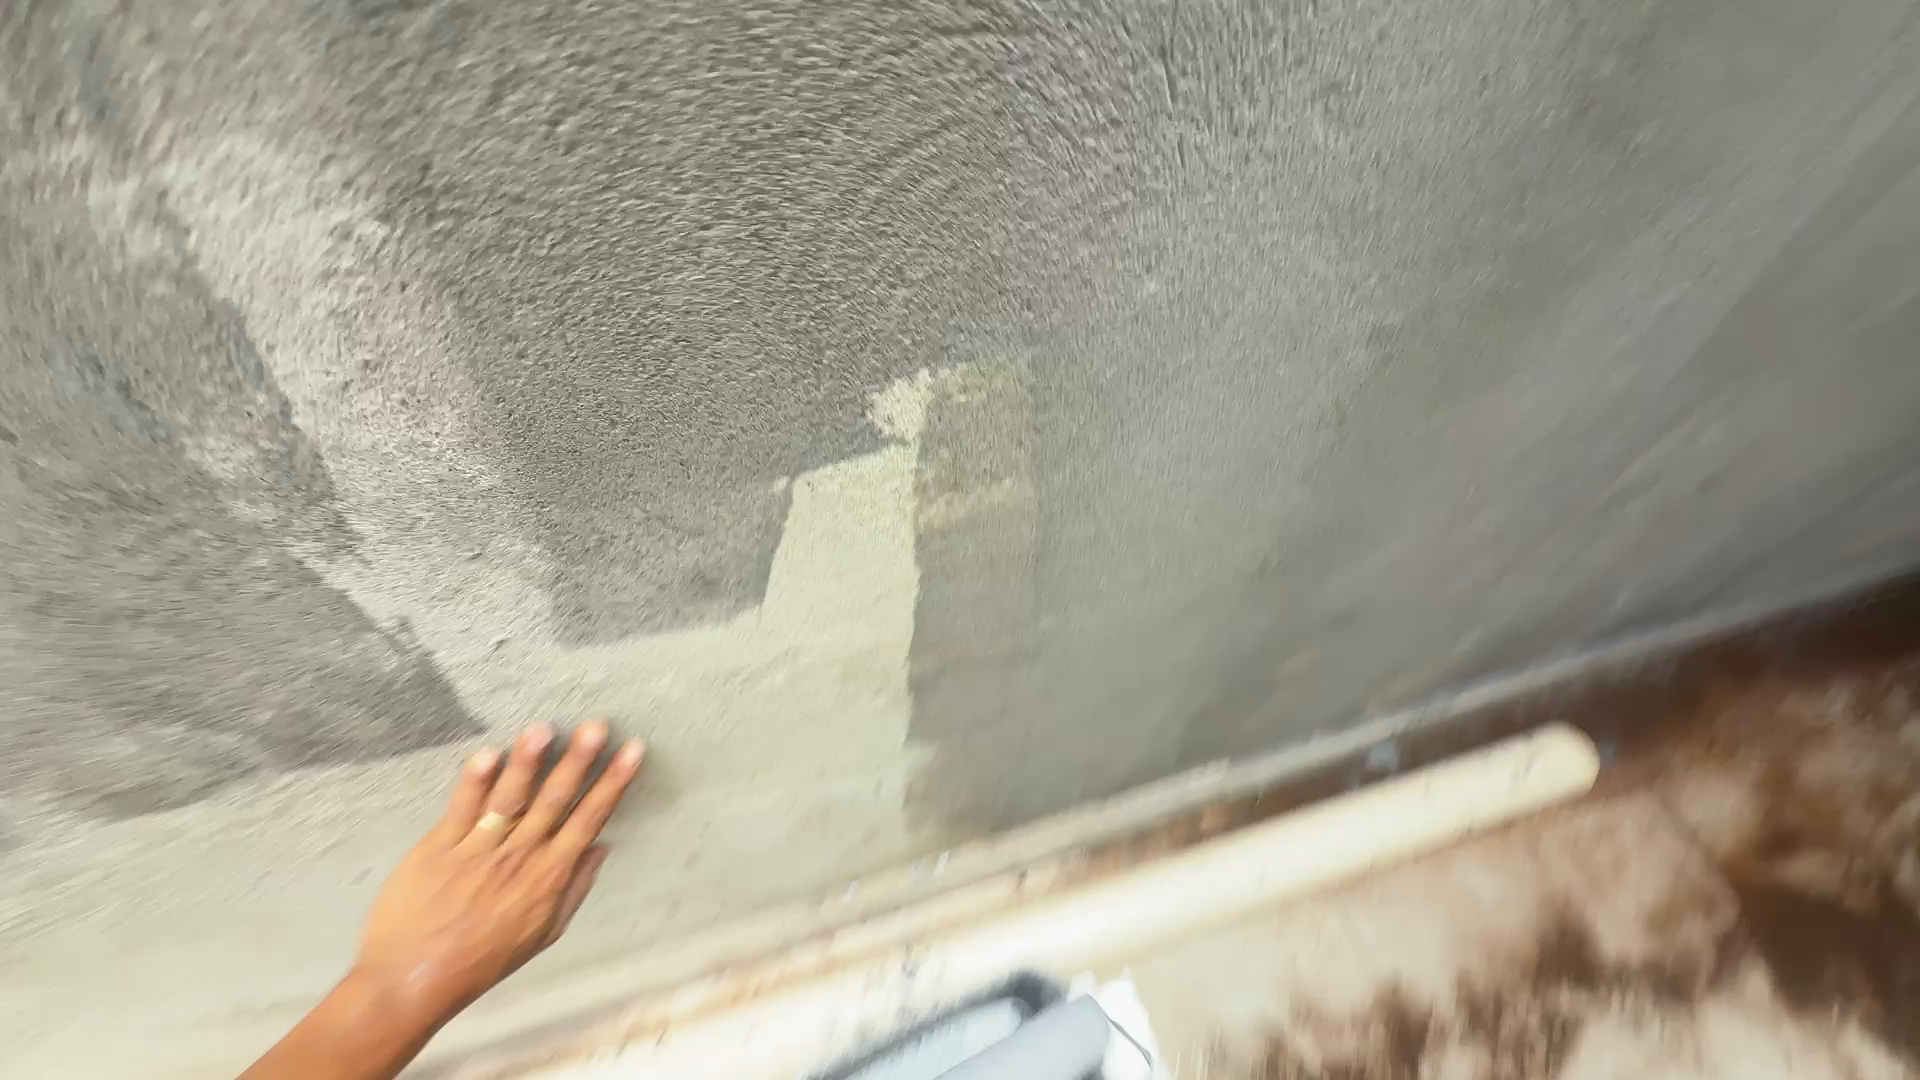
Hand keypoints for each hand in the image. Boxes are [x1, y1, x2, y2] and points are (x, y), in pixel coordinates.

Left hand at [351, 720, 646, 1022]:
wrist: (409, 985)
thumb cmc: (484, 960)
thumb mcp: (545, 933)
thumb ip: (576, 887)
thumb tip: (601, 846)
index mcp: (549, 875)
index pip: (590, 818)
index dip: (614, 782)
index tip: (632, 750)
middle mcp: (519, 857)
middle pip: (554, 799)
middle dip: (578, 760)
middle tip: (596, 726)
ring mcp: (477, 851)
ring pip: (509, 798)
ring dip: (528, 762)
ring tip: (543, 729)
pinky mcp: (436, 850)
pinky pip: (460, 809)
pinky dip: (474, 781)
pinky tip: (488, 754)